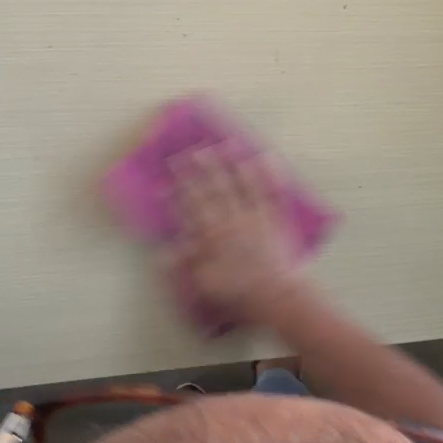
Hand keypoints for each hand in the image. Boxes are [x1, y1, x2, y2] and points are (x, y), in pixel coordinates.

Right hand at [168, 145, 306, 324]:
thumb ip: (186, 264)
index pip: (191, 207)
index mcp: (212, 237)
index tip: (169, 176)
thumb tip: (164, 249)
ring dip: (232, 163)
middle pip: (214, 190)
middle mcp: (232, 221)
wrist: (277, 297)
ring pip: (242, 184)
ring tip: (224, 145)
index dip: (179, 190)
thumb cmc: (239, 295)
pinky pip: (273, 191)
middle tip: (190, 151)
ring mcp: (256, 216)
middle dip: (200, 170)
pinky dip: (269, 173)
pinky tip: (266, 157)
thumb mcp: (205, 285)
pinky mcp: (276, 217)